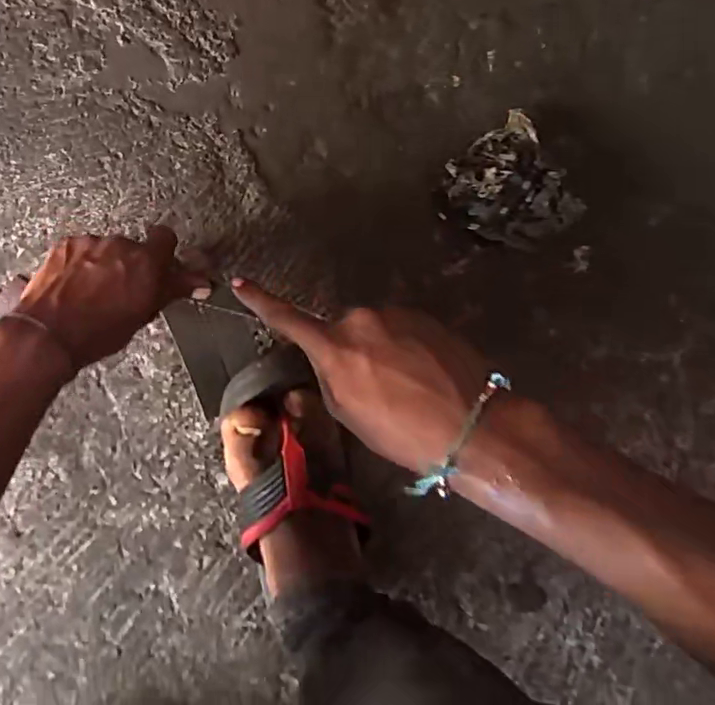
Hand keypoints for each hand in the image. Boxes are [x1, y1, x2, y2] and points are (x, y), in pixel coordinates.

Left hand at [10, 226, 208, 371]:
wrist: (48, 334)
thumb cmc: (94, 333)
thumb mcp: (142, 315)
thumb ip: (172, 290)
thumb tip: (200, 282)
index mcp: (146, 263)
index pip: (166, 238)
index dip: (163, 251)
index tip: (159, 263)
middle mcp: (121, 246)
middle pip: (133, 247)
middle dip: (129, 264)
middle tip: (121, 290)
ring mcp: (92, 243)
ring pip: (106, 249)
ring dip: (103, 264)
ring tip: (91, 293)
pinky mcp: (68, 244)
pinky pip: (82, 249)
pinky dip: (80, 263)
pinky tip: (73, 286)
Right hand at [230, 278, 500, 472]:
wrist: (474, 426)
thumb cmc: (403, 432)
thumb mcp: (350, 415)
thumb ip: (328, 377)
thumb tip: (327, 359)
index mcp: (335, 348)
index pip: (288, 319)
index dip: (261, 301)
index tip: (240, 282)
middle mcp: (359, 320)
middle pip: (340, 331)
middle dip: (348, 352)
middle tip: (372, 388)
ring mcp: (394, 313)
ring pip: (373, 329)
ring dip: (379, 350)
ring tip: (407, 385)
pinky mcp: (422, 315)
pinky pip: (399, 329)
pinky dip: (404, 348)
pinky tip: (424, 374)